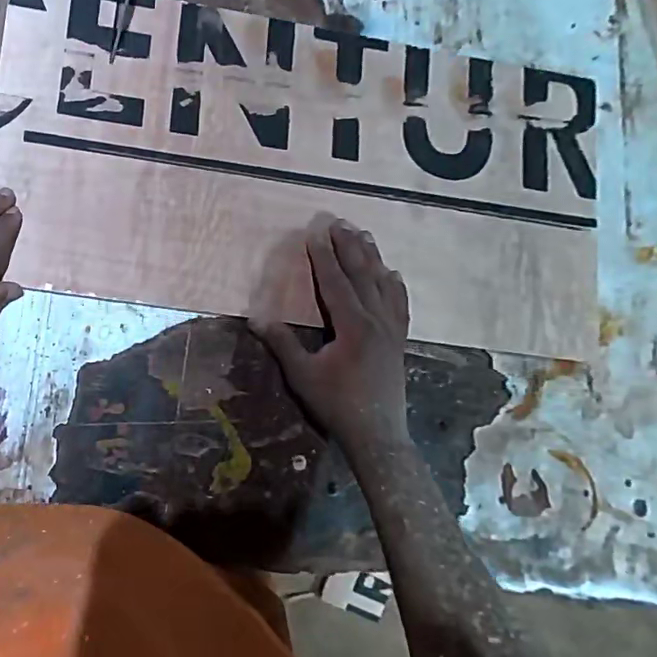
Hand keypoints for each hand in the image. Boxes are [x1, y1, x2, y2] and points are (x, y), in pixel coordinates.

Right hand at [250, 216, 410, 453]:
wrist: (378, 435)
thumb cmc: (337, 404)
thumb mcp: (303, 375)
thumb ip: (282, 343)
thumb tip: (257, 316)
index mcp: (353, 326)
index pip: (335, 282)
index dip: (324, 256)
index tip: (315, 232)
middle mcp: (376, 320)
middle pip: (362, 275)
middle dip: (349, 247)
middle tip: (339, 222)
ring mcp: (391, 330)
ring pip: (382, 285)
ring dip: (372, 258)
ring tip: (364, 235)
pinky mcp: (398, 340)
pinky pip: (399, 305)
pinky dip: (394, 286)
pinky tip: (392, 275)